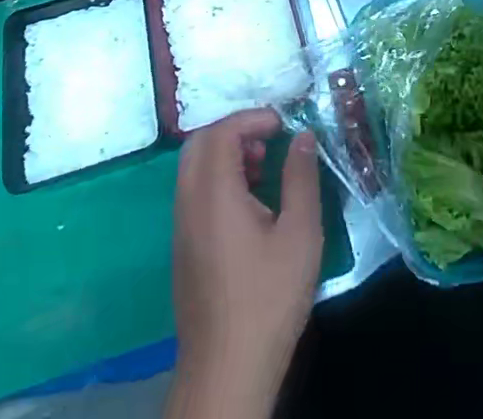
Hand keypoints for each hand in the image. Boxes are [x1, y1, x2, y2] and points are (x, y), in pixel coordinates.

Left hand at [167, 109, 321, 418]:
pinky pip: (192, 190)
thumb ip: (301, 179)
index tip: (282, 123)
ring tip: (262, 170)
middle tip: (269, 142)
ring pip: (193, 166)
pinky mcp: (182, 244)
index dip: (251, 118)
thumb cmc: (269, 297)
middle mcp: (188, 200)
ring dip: (224, 154)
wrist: (227, 365)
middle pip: (200, 142)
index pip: (221, 131)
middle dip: (234, 130)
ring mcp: (180, 223)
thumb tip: (302, 137)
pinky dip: (216, 178)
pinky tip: (248, 204)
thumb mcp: (300, 235)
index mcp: (213, 192)